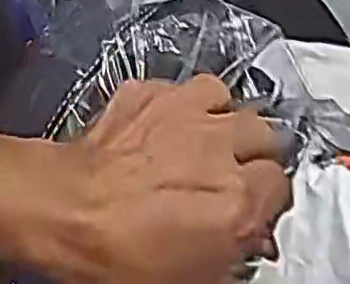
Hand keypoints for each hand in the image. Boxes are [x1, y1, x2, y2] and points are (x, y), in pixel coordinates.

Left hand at [47, 77, 291, 281]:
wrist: (69, 207)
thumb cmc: (124, 249)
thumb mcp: (201, 271)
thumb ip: (237, 241)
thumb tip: (250, 228)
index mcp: (236, 196)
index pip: (281, 182)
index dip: (268, 193)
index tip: (256, 200)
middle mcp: (213, 143)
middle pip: (262, 128)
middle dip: (254, 146)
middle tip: (238, 163)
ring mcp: (177, 109)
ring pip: (222, 92)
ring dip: (219, 111)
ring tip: (207, 130)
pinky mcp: (143, 90)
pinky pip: (176, 84)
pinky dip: (176, 98)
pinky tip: (166, 118)